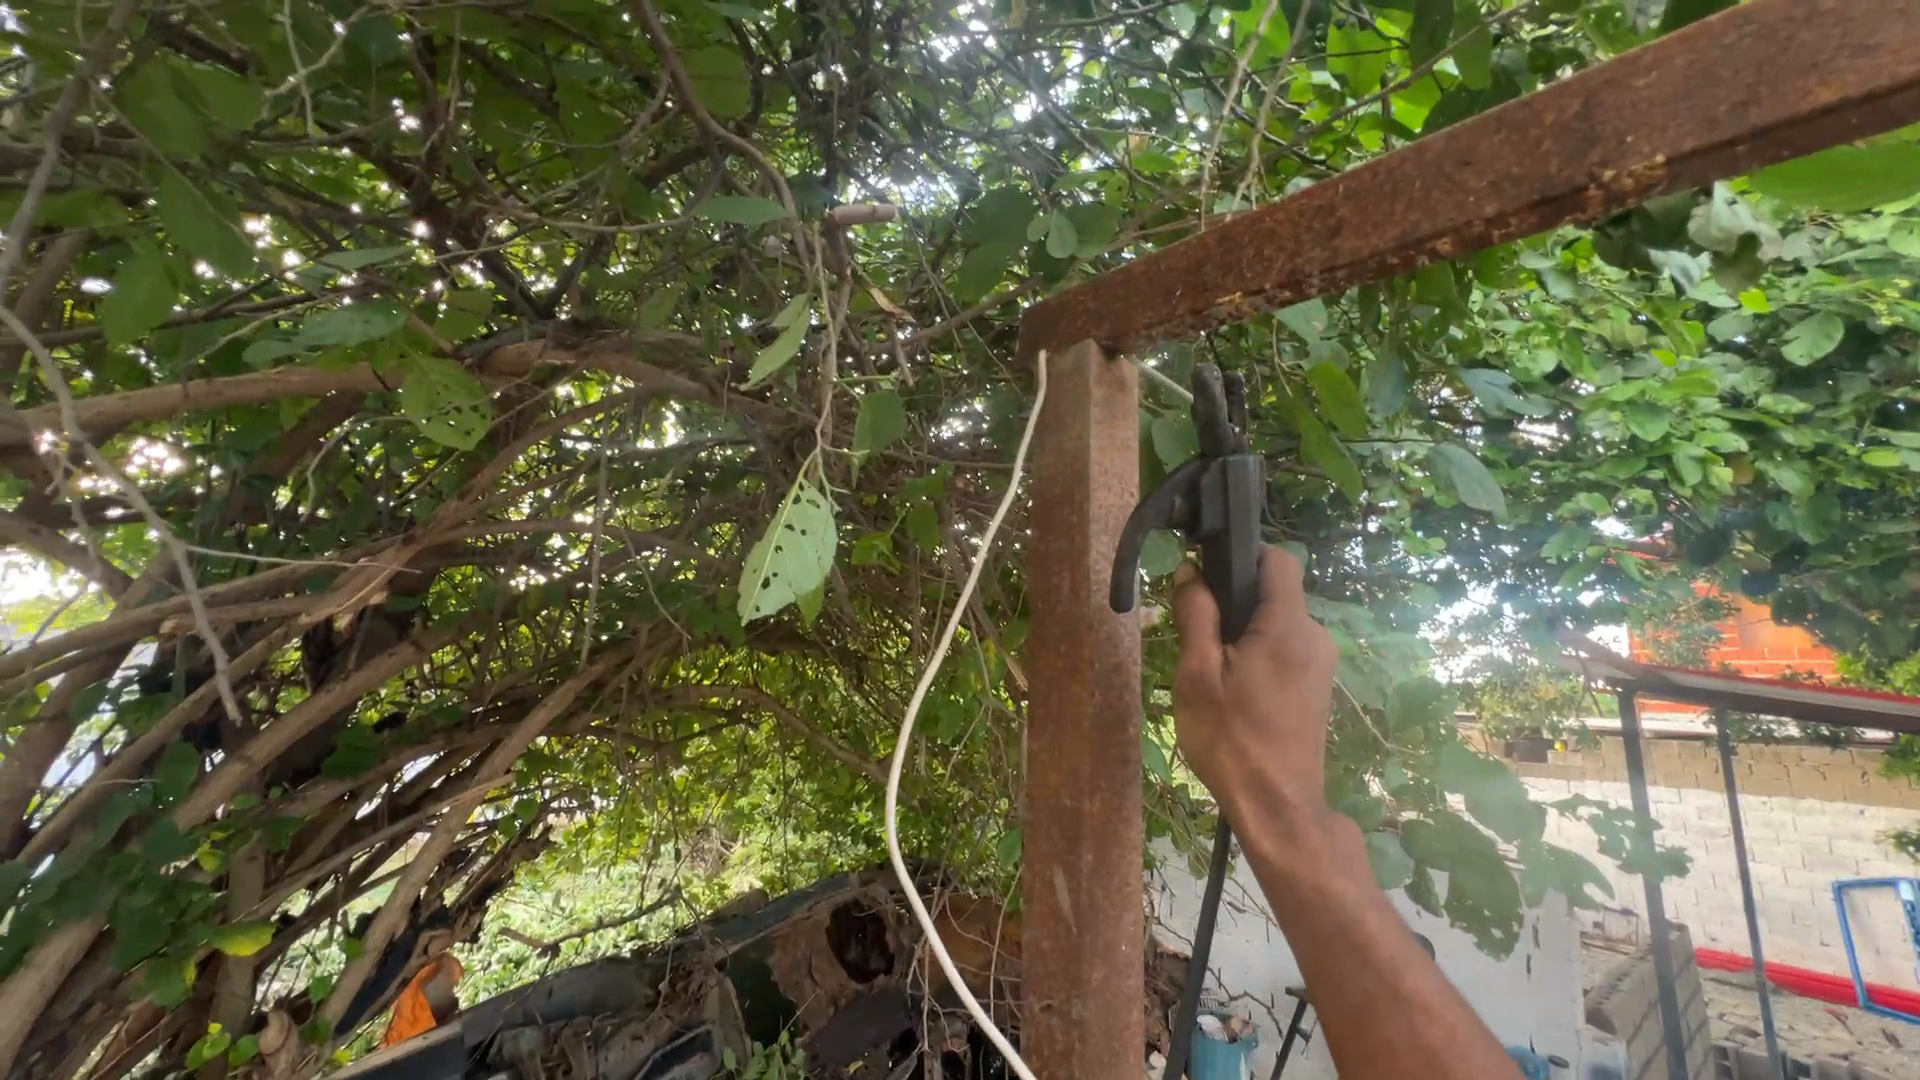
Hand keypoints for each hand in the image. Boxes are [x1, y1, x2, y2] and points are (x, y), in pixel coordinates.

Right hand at [1170, 546, 1338, 825]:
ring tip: (1212, 670)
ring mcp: (1321, 663)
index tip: (1208, 576)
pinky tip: (1234, 688)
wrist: (1276, 806)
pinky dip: (1258, 652)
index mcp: (1288, 627)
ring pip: (1278, 622)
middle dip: (1235, 602)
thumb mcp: (1198, 675)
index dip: (1243, 556)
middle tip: (1197, 636)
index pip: (1278, 560)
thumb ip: (1197, 616)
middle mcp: (1315, 637)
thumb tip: (1192, 573)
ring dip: (1244, 632)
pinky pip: (1285, 647)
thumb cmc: (1231, 739)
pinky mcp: (1318, 685)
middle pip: (1275, 593)